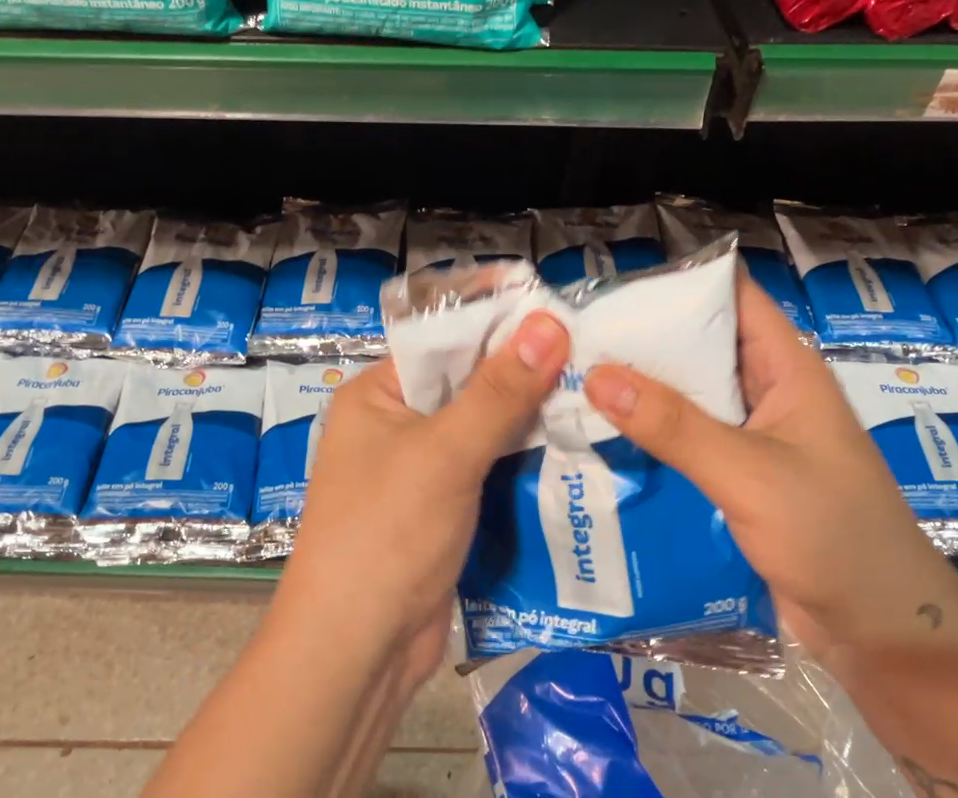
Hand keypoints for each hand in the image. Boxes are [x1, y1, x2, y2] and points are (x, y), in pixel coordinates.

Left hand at [278, 311, 570, 681]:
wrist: (358, 650)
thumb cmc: (387, 535)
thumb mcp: (445, 454)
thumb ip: (499, 392)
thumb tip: (549, 324)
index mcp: (376, 394)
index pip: (443, 338)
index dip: (498, 323)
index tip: (560, 308)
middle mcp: (395, 423)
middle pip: (468, 383)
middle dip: (524, 372)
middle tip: (595, 353)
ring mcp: (421, 470)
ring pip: (484, 428)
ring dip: (531, 418)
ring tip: (599, 394)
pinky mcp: (444, 509)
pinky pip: (489, 469)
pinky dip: (524, 460)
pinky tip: (574, 448)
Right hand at [582, 271, 957, 661]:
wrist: (880, 632)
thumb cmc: (832, 535)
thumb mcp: (749, 473)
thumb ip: (673, 425)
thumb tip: (595, 374)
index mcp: (788, 368)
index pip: (732, 296)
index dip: (677, 283)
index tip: (611, 287)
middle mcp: (768, 392)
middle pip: (699, 346)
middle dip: (642, 339)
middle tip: (570, 340)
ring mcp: (752, 438)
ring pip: (687, 397)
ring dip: (640, 391)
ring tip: (570, 381)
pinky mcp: (737, 479)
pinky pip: (686, 442)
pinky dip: (648, 436)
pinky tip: (599, 439)